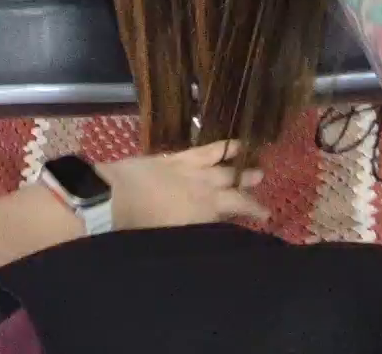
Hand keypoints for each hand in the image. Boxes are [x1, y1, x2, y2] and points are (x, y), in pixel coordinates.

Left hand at [99, 140, 269, 228]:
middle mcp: (203, 189)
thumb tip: (211, 236)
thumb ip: (196, 234)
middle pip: (232, 189)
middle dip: (249, 191)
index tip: (266, 216)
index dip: (253, 212)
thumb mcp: (173, 239)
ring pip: (222, 167)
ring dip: (240, 167)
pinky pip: (203, 150)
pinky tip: (230, 143)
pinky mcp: (175, 158)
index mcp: (204, 212)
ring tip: (257, 166)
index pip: (237, 210)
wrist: (115, 196)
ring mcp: (190, 170)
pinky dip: (220, 147)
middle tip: (264, 191)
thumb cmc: (141, 226)